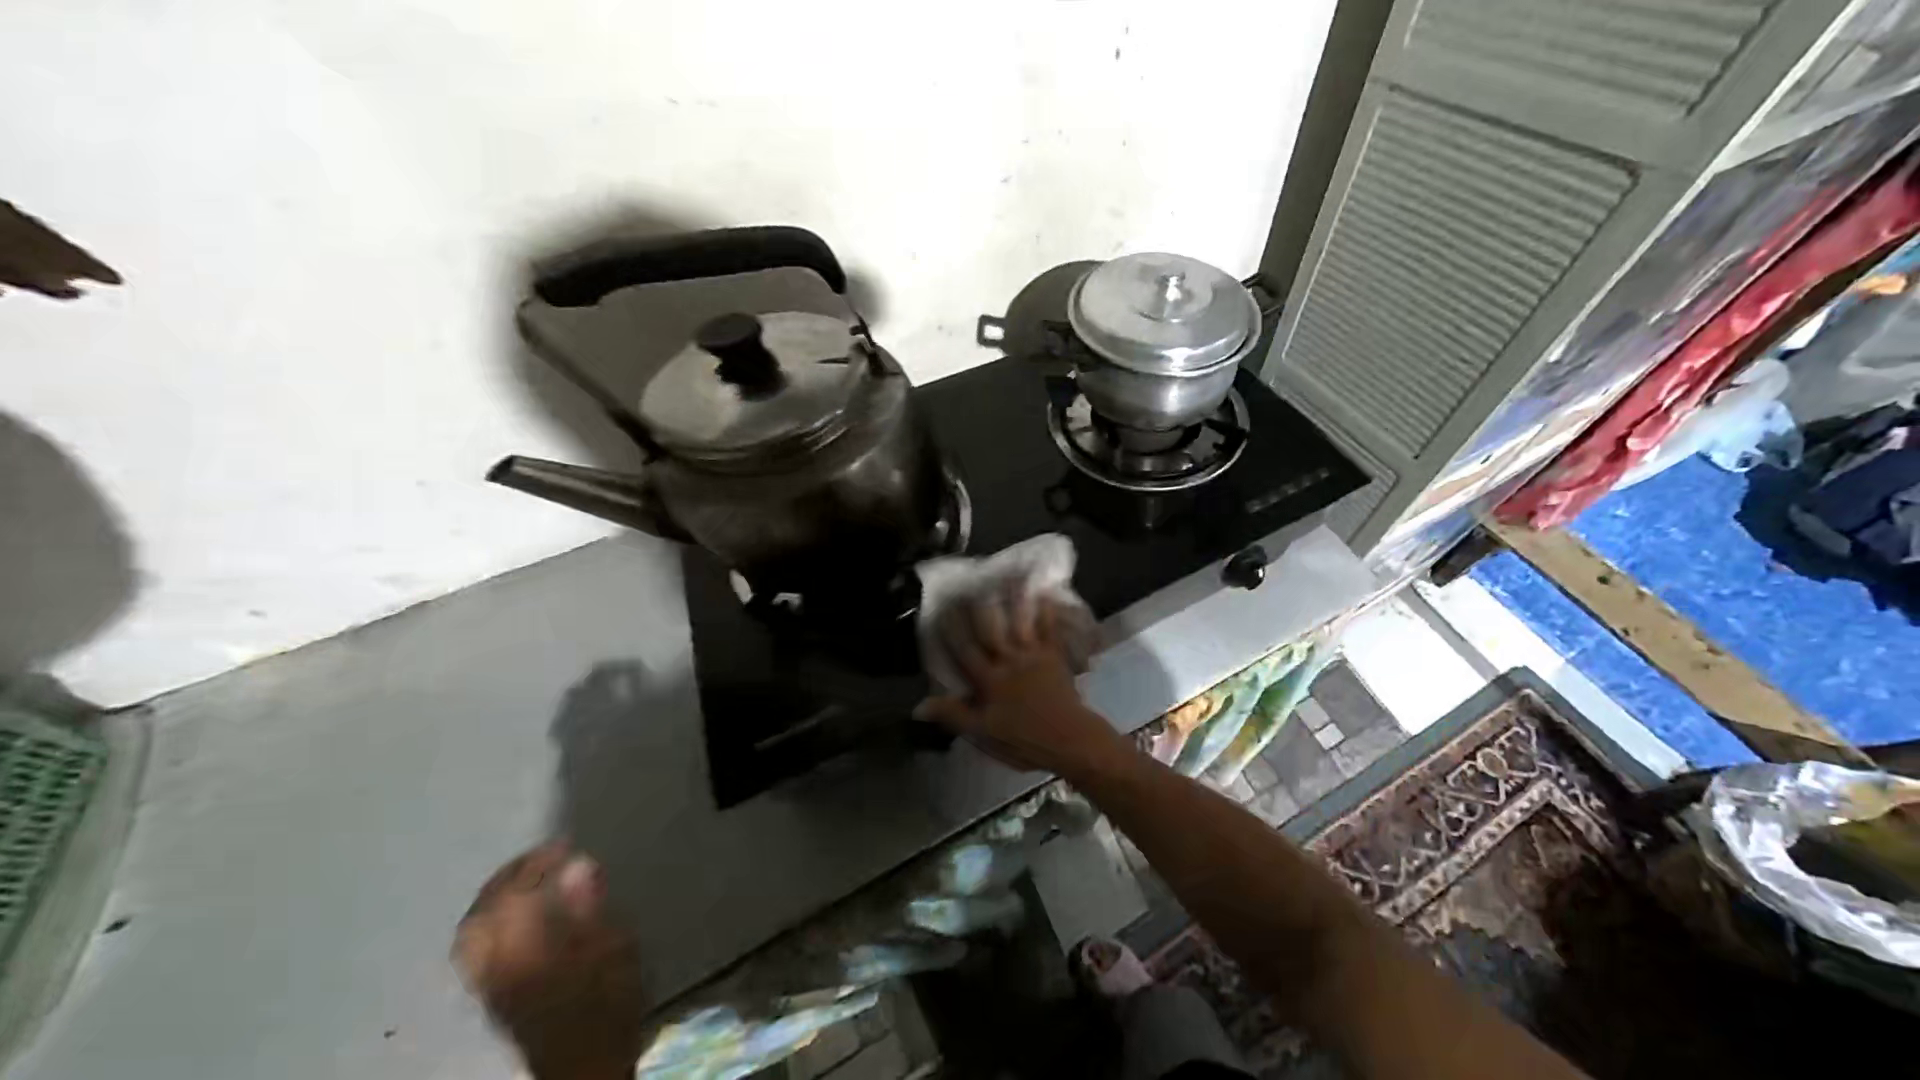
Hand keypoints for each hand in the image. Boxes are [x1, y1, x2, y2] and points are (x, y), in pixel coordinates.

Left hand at [452, 843, 645, 1079]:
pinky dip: (493, 921)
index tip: (564, 845)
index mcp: (522, 952)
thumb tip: (578, 862)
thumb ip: (589, 907)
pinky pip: (478, 949)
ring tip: (526, 879)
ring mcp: (488, 984)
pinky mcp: (494, 996)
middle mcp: (494, 966)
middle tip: (538, 857)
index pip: (510, 897)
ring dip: (494, 899)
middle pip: (479, 916)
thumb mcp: (613, 951)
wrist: (586, 1067)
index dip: (533, 864)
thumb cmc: (607, 1006)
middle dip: (504, 879)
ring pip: (471, 934)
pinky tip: (520, 915)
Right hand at [916, 593, 1126, 776]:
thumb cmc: (1024, 739)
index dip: (951, 631)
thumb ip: (952, 714)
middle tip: (970, 584)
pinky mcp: (1055, 657)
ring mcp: (1034, 656)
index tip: (941, 610)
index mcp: (989, 680)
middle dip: (978, 608)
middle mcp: (1009, 661)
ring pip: (1019, 623)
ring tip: (1008, 576)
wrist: (1070, 740)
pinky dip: (1047, 612)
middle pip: (990, 631)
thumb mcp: (983, 732)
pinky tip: (1046, 593)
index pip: (965, 651)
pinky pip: (1050, 630)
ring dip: (1013, 600)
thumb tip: (918, 705)